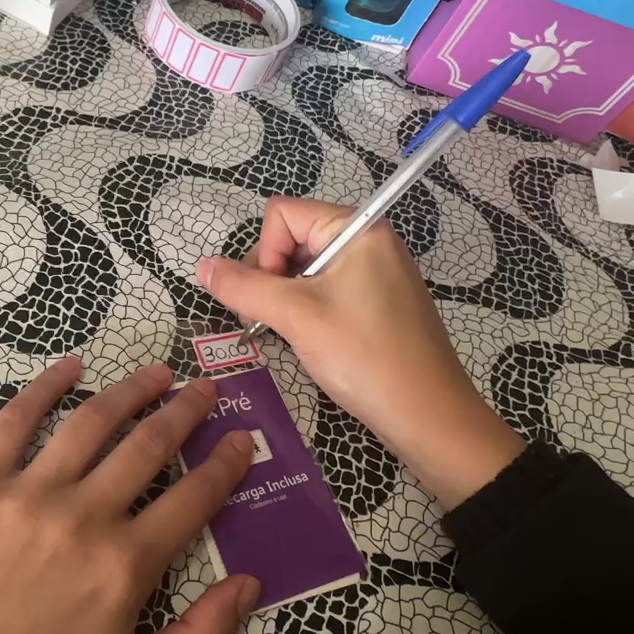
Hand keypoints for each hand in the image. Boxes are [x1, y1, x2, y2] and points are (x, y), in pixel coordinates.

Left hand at [0, 358, 259, 633]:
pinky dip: (45, 386)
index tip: (242, 439)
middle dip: (184, 413)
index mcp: (124, 569)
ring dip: (129, 391)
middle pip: (148, 447)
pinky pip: (13, 421)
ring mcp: (25, 495)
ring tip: (155, 373)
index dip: (225, 467)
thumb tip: (249, 583)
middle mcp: (82, 518)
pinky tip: (69, 366)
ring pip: (90, 423)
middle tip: (204, 389)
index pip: (192, 501)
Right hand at [196, 197, 523, 507]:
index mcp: (357, 228)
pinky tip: (310, 339)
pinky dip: (307, 308)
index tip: (270, 298)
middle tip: (267, 321)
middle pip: (292, 236)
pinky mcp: (378, 300)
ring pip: (305, 266)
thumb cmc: (364, 357)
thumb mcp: (295, 317)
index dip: (263, 252)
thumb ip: (243, 286)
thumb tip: (202, 266)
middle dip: (270, 275)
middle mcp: (368, 239)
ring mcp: (376, 271)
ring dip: (284, 296)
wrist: (431, 419)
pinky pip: (326, 287)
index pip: (282, 214)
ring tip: (288, 333)